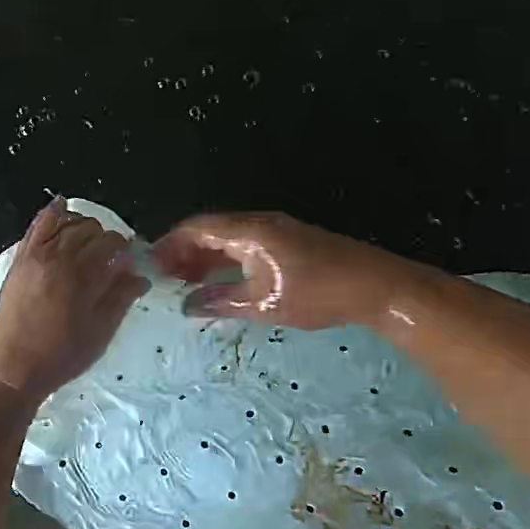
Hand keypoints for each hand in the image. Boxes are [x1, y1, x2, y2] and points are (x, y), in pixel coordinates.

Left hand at [0, 200, 149, 400]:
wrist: (12, 369)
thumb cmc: (59, 356)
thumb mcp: (99, 332)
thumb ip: (120, 298)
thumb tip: (139, 276)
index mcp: (83, 276)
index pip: (112, 245)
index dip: (124, 249)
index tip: (127, 261)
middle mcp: (59, 258)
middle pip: (90, 230)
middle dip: (105, 238)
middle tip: (110, 255)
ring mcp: (36, 257)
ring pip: (66, 223)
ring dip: (82, 226)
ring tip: (89, 241)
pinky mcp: (19, 261)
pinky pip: (36, 226)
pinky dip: (51, 213)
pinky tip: (60, 206)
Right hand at [151, 211, 425, 328]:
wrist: (377, 286)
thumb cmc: (317, 294)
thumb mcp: (262, 305)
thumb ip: (220, 303)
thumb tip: (186, 306)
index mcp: (248, 232)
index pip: (196, 228)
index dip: (170, 245)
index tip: (152, 266)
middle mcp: (258, 222)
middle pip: (209, 229)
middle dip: (183, 251)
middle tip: (164, 277)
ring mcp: (275, 229)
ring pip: (226, 236)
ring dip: (204, 255)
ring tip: (184, 281)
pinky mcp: (287, 240)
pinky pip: (244, 242)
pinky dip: (224, 258)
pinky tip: (218, 279)